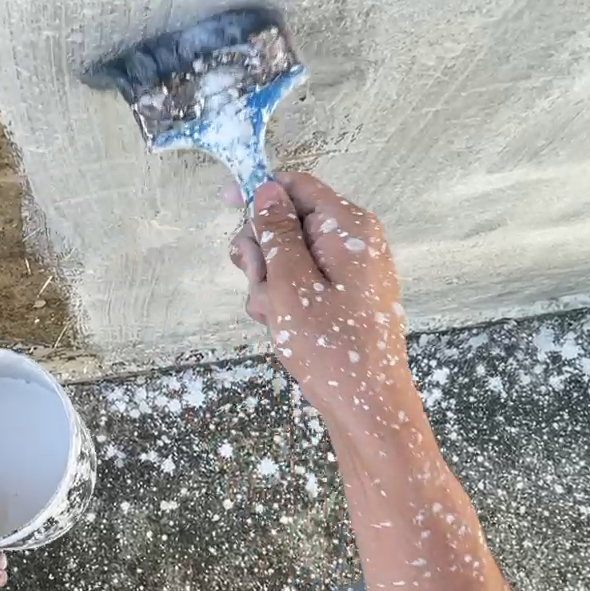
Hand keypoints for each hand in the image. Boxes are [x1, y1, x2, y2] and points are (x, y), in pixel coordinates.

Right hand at [227, 175, 408, 424]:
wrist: (365, 405)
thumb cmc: (329, 345)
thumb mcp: (290, 284)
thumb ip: (276, 232)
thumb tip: (266, 190)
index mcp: (347, 228)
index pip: (297, 186)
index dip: (259, 192)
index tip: (224, 204)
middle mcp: (353, 241)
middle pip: (287, 223)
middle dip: (261, 252)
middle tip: (260, 286)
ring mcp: (348, 271)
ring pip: (286, 257)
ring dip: (267, 283)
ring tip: (273, 317)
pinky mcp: (342, 296)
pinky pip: (299, 283)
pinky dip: (282, 300)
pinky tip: (282, 327)